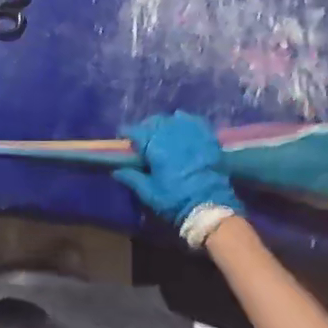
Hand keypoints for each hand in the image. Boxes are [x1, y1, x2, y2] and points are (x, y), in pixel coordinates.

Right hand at [115, 113, 242, 231]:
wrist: (211, 209)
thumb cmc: (175, 201)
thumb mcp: (148, 193)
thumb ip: (131, 178)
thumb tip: (116, 169)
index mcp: (155, 145)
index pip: (135, 131)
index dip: (127, 134)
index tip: (123, 140)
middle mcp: (172, 133)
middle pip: (154, 121)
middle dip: (145, 128)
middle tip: (142, 140)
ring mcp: (192, 133)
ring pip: (173, 118)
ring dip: (165, 125)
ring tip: (162, 135)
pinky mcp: (208, 138)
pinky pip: (194, 121)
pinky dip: (186, 122)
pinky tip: (183, 129)